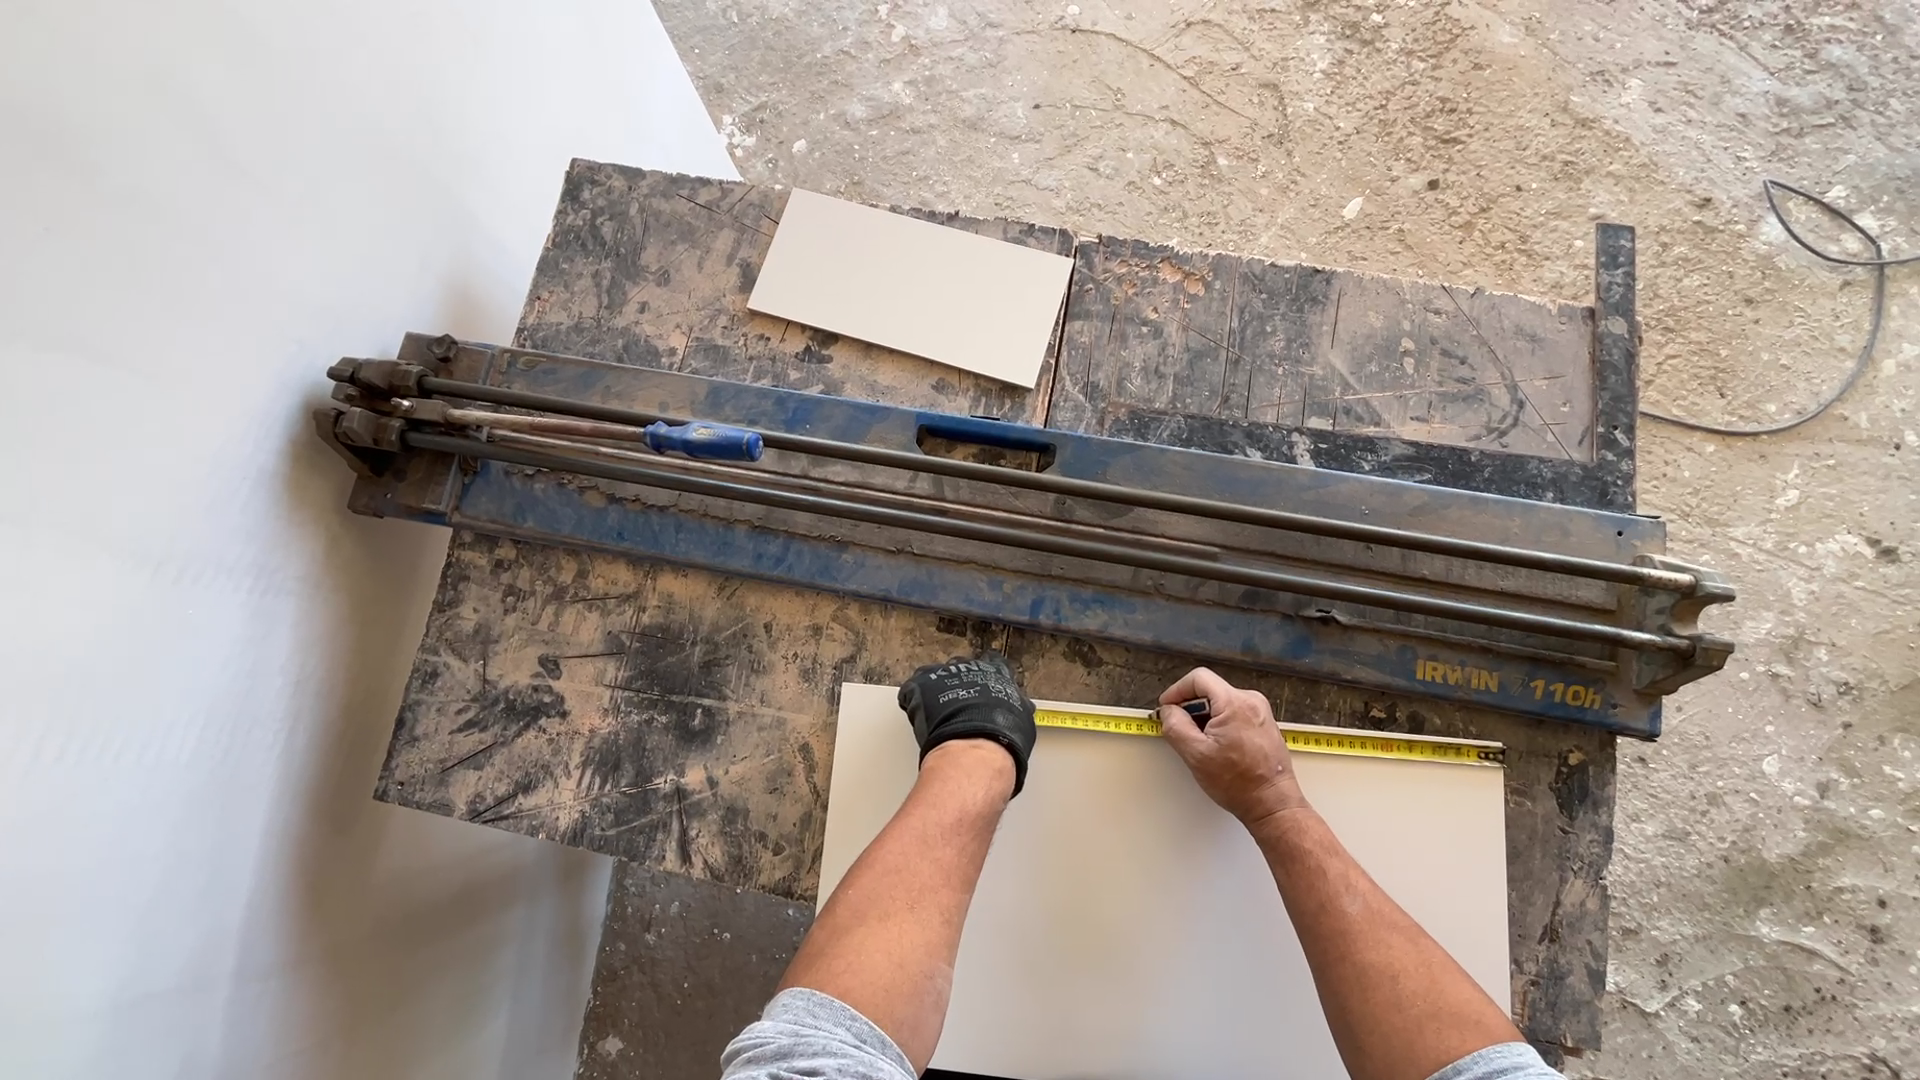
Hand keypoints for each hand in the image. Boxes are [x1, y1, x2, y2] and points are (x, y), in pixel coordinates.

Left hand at [898, 654, 1036, 796]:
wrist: (976, 747)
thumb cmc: (1002, 737)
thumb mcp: (1021, 720)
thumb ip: (1016, 709)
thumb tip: (1019, 713)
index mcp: (996, 671)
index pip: (992, 662)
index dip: (984, 676)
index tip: (981, 685)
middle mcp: (969, 667)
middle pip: (959, 668)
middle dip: (956, 682)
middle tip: (957, 705)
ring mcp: (942, 675)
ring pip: (934, 676)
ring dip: (934, 693)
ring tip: (936, 715)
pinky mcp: (919, 687)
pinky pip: (912, 690)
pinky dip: (913, 701)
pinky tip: (917, 715)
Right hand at [1157, 667, 1309, 826]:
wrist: (1273, 804)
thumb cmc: (1240, 783)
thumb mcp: (1195, 754)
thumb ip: (1175, 725)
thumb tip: (1168, 711)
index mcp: (1235, 703)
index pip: (1198, 678)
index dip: (1177, 691)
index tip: (1167, 707)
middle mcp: (1252, 701)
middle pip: (1210, 689)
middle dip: (1190, 706)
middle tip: (1181, 729)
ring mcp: (1260, 711)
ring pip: (1221, 701)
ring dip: (1204, 716)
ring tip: (1200, 743)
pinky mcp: (1263, 723)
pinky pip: (1233, 711)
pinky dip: (1219, 722)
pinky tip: (1216, 746)